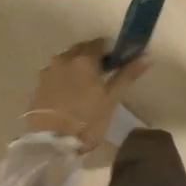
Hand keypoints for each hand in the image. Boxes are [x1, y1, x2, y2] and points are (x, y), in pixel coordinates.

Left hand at [21, 40, 148, 150]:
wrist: (51, 143)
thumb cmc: (87, 120)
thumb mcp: (111, 99)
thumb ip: (127, 75)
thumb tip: (146, 56)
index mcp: (83, 59)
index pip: (100, 43)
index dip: (111, 49)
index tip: (119, 60)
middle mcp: (63, 59)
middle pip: (81, 49)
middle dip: (94, 56)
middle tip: (105, 72)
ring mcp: (48, 72)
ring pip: (66, 61)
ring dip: (77, 66)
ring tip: (87, 85)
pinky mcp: (38, 86)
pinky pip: (56, 74)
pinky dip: (65, 77)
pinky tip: (71, 94)